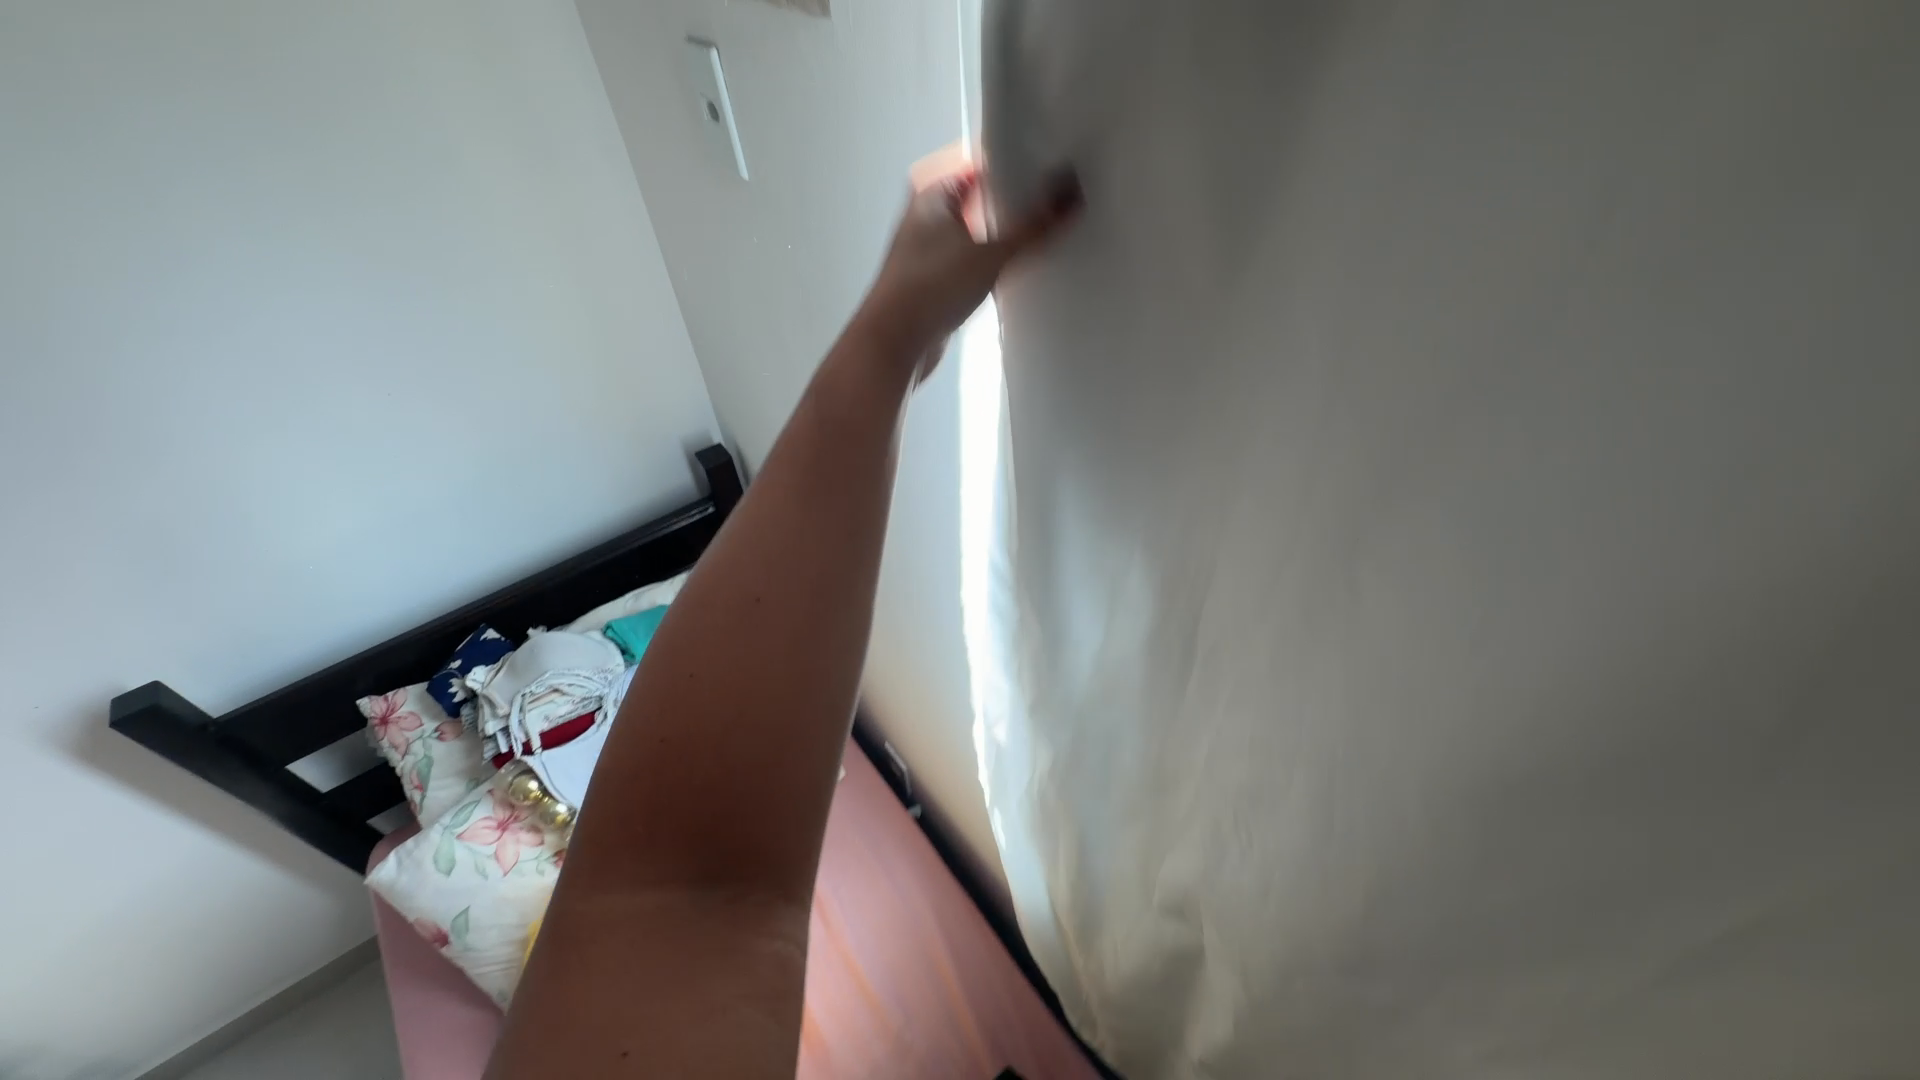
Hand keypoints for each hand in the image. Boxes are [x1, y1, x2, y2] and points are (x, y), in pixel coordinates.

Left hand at [853, 163, 1081, 376]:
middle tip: (1062, 195)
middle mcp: (927, 214)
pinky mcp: (936, 281)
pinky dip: (995, 261)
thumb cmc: (933, 288)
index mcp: (932, 191)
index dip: (1016, 157)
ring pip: (978, 230)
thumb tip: (1073, 192)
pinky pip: (973, 260)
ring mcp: (930, 249)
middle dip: (1016, 198)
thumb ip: (1034, 227)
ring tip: (1052, 228)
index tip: (1056, 160)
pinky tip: (1024, 268)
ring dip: (1007, 233)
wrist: (893, 345)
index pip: (980, 158)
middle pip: (980, 195)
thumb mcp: (990, 254)